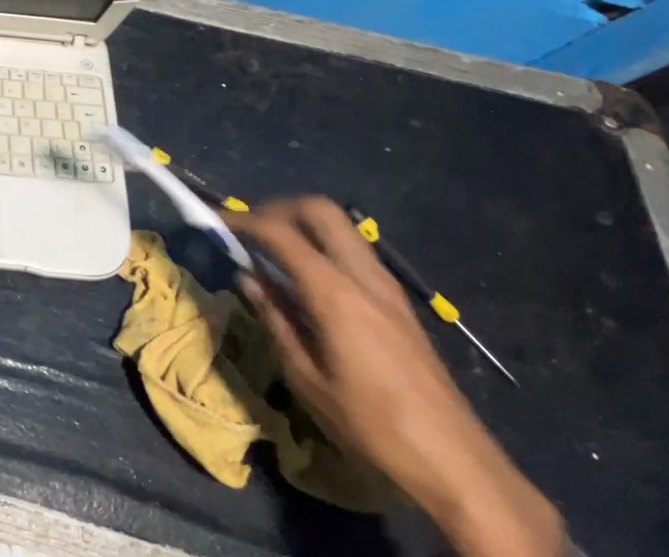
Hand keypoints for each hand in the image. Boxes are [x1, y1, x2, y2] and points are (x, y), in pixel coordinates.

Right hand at [230, 197, 562, 556]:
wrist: (453, 459)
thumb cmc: (370, 424)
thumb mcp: (306, 378)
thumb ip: (275, 320)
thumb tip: (249, 278)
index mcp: (335, 295)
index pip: (281, 234)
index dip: (244, 221)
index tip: (215, 223)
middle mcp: (364, 277)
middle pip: (320, 211)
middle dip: (278, 209)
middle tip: (249, 230)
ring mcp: (387, 287)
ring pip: (341, 228)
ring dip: (303, 226)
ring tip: (272, 253)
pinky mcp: (398, 302)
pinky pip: (355, 253)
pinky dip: (324, 248)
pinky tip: (306, 280)